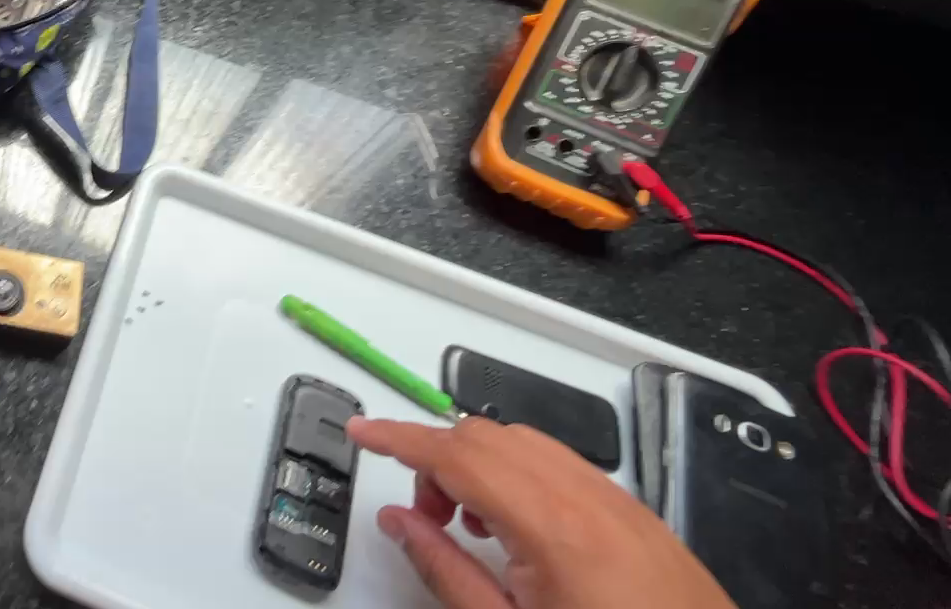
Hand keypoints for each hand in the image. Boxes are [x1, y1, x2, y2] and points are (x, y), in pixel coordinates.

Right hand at [348, 416, 736, 608]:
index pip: (455, 454)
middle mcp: (591, 500)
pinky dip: (519, 474)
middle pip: (484, 436)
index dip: (397, 438)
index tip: (358, 433)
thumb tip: (395, 521)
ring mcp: (624, 507)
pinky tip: (521, 531)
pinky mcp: (645, 522)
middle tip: (424, 515)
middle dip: (436, 458)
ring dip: (478, 463)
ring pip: (523, 442)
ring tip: (473, 526)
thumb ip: (444, 571)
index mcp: (555, 528)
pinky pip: (562, 466)